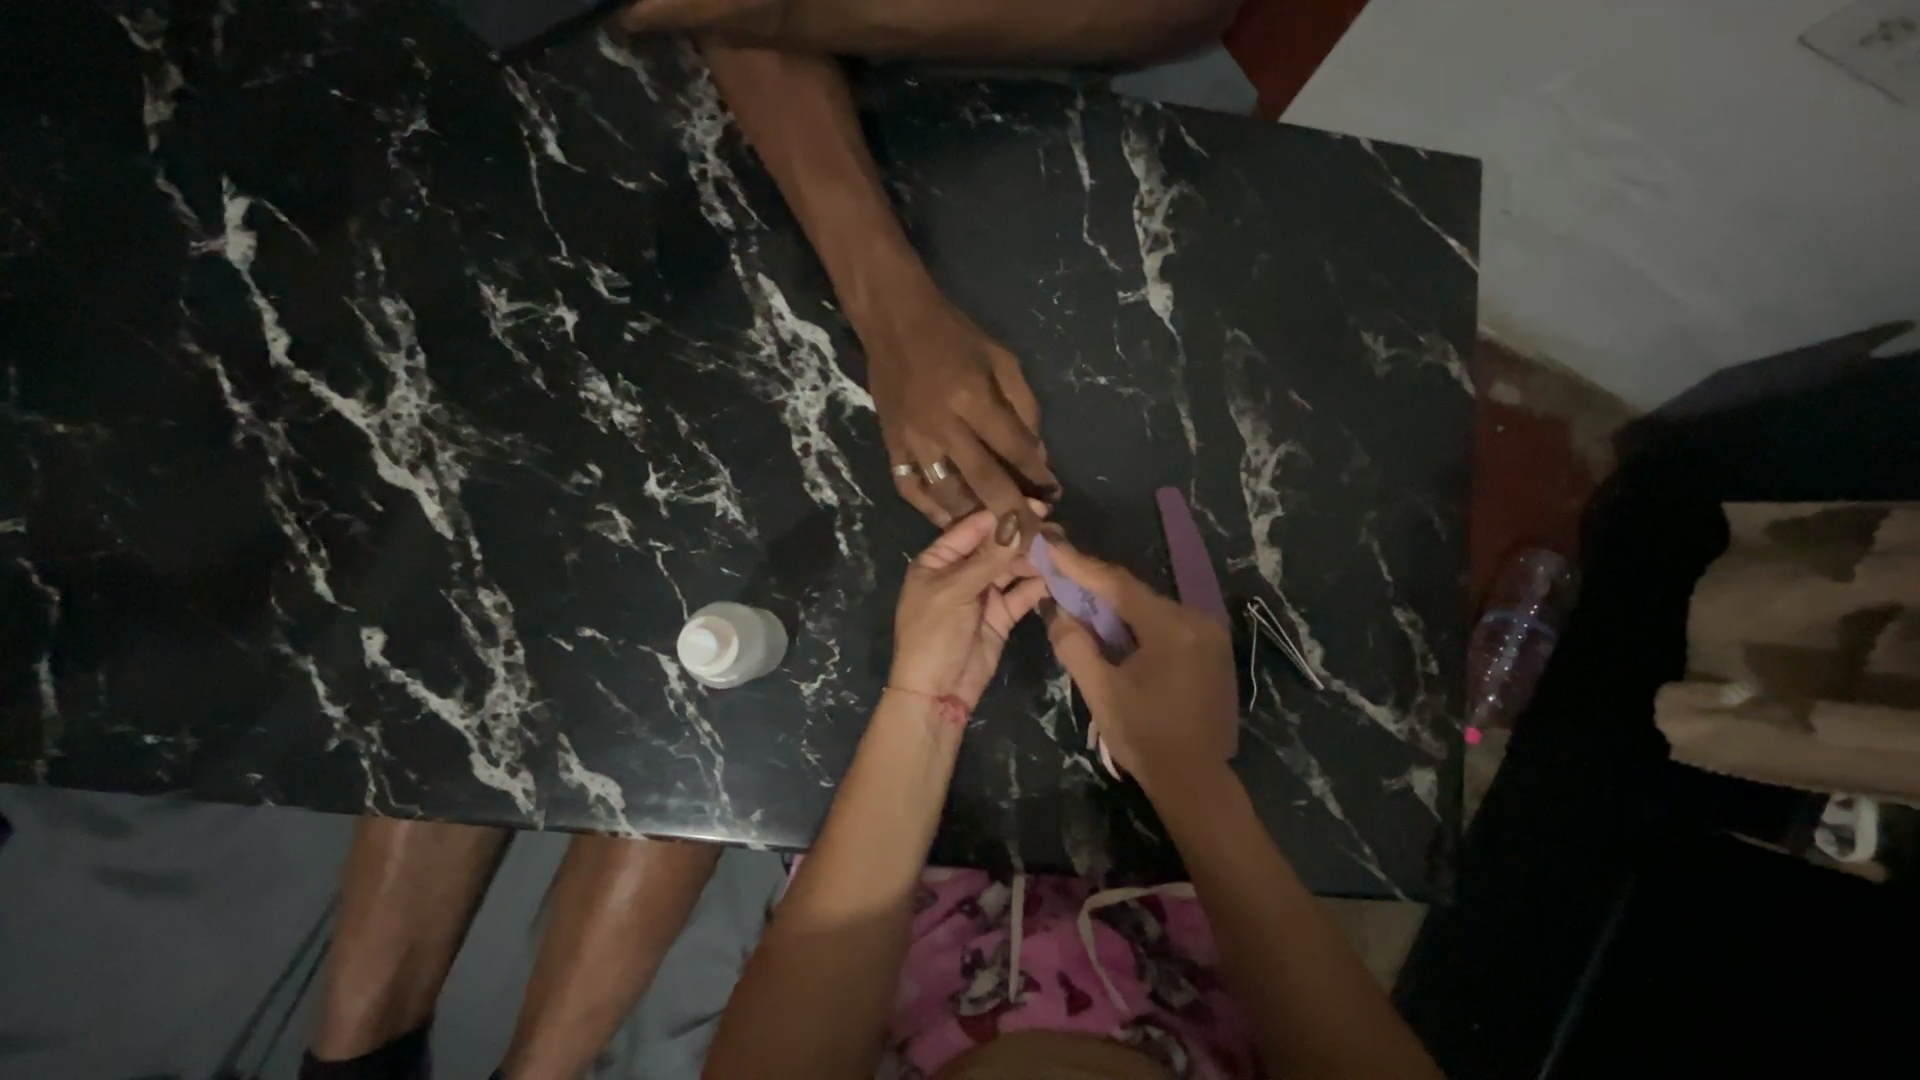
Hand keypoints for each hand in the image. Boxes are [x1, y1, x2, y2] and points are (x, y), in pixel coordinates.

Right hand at [864, 290, 1057, 526]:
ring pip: (947, 493)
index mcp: (972, 397)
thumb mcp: (1001, 358)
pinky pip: (910, 488)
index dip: (1038, 476)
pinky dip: (931, 509)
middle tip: (1031, 536)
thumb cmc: (954, 335)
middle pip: (984, 480)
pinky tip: (951, 519)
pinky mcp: (892, 445)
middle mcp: (943, 425)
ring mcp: (913, 439)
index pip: (1014, 448)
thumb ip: (1022, 407)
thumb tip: (1036, 455)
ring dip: (974, 516)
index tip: (1054, 495)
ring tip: (995, 530)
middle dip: (1012, 512)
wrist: (893, 320)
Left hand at [889, 508, 1047, 708]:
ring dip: (1032, 560)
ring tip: (1059, 548)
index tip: (1033, 505)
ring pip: (1010, 570)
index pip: (971, 529)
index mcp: (936, 561)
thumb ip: (988, 558)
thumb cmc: (933, 634)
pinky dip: (1036, 586)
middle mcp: (959, 573)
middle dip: (1021, 538)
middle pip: (994, 547)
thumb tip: (1016, 522)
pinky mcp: (999, 617)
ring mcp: (980, 595)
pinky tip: (1056, 574)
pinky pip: (1020, 595)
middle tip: (1053, 528)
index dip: (1001, 516)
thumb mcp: (955, 591)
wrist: (936, 692)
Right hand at [1040, 539, 1238, 785]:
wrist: (1195, 780)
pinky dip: (1140, 625)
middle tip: (1061, 577)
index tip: (1052, 544)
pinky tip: (1118, 633)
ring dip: (1118, 609)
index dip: (1081, 565)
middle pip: (1137, 595)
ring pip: (1152, 610)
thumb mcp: (1100, 691)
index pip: (1118, 585)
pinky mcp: (1214, 651)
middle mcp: (1197, 621)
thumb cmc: (1144, 736)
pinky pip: (1168, 625)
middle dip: (1097, 588)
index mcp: (1171, 628)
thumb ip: (1074, 645)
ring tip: (1082, 606)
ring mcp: (1211, 635)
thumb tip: (1055, 609)